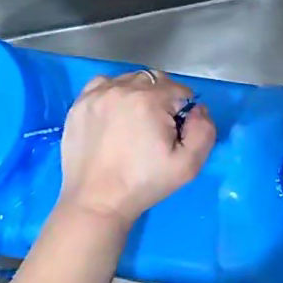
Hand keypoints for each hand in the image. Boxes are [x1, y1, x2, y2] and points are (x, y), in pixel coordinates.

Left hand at [58, 71, 214, 224]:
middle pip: (155, 81)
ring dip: (139, 94)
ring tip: (135, 123)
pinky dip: (115, 93)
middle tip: (157, 130)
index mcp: (149, 100)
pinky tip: (116, 115)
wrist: (96, 201)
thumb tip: (198, 109)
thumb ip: (204, 130)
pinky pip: (104, 84)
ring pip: (130, 80)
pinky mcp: (79, 104)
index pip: (180, 90)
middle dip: (163, 100)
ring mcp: (97, 95)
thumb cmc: (144, 184)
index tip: (175, 134)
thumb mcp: (188, 165)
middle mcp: (122, 89)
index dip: (184, 112)